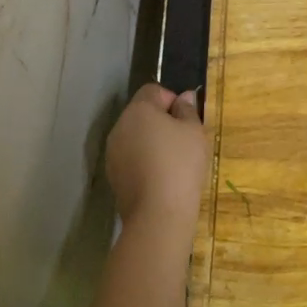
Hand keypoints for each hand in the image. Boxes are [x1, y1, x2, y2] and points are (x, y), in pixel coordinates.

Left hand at [104, 83, 208, 228]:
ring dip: (151, 143)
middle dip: (162, 122)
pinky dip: (143, 162)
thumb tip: (184, 97)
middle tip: (183, 141)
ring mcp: (113, 153)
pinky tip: (160, 179)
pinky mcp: (113, 177)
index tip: (186, 120)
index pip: (153, 90)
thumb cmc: (179, 165)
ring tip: (173, 163)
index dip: (172, 100)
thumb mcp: (194, 132)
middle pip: (142, 113)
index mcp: (138, 110)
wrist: (158, 216)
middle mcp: (119, 127)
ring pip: (135, 137)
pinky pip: (131, 159)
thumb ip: (188, 110)